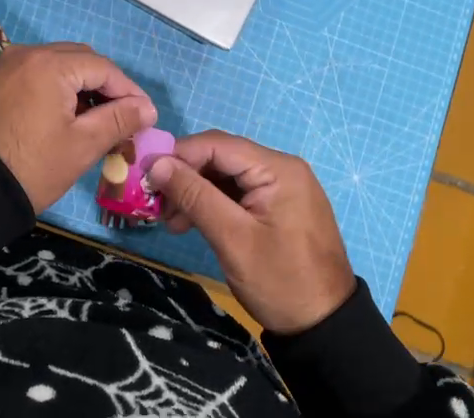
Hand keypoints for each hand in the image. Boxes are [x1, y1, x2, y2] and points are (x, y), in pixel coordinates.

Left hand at [0, 43, 156, 211]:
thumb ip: (118, 119)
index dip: (128, 90)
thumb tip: (147, 107)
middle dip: (104, 85)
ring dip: (79, 85)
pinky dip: (54, 87)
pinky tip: (65, 115)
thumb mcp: (82, 145)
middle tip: (123, 117)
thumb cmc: (31, 167)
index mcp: (49, 64)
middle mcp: (26, 53)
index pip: (102, 67)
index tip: (146, 115)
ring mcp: (6, 65)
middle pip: (79, 59)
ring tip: (96, 119)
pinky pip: (34, 73)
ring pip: (56, 64)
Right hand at [148, 131, 355, 334]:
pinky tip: (193, 223)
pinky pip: (238, 192)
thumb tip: (157, 163)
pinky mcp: (278, 205)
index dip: (179, 156)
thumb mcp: (232, 239)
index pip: (217, 144)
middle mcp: (281, 168)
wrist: (325, 329)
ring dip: (196, 193)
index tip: (147, 178)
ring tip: (173, 222)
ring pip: (226, 175)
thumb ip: (194, 195)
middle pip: (221, 158)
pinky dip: (213, 204)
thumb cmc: (280, 282)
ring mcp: (282, 187)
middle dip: (186, 177)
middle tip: (158, 206)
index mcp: (277, 168)